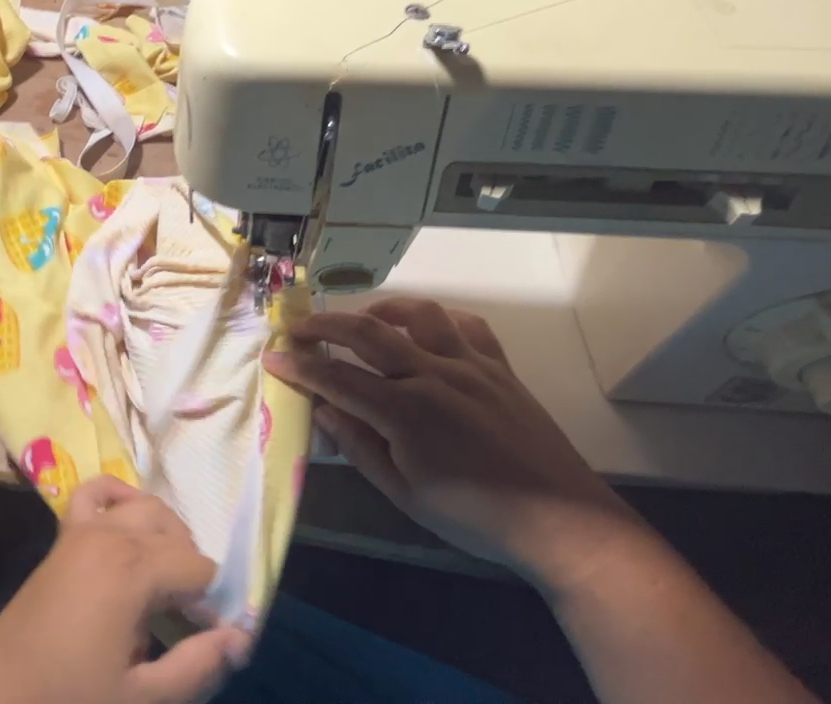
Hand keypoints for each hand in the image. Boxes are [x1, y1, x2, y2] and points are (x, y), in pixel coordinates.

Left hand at [0, 476, 249, 703]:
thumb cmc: (70, 697)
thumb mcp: (140, 698)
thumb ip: (196, 667)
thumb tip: (241, 638)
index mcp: (134, 569)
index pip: (199, 568)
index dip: (210, 603)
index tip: (204, 637)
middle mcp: (113, 534)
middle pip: (176, 533)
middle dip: (190, 570)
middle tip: (185, 619)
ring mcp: (84, 528)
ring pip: (146, 507)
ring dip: (166, 535)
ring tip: (164, 583)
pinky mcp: (63, 533)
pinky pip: (95, 491)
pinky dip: (118, 494)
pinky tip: (128, 519)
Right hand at [264, 299, 646, 593]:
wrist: (558, 519)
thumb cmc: (473, 515)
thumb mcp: (404, 492)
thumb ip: (358, 445)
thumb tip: (322, 409)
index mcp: (405, 412)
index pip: (338, 379)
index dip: (300, 366)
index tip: (272, 357)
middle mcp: (433, 375)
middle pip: (369, 333)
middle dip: (326, 326)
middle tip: (300, 328)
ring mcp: (470, 365)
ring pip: (419, 315)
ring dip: (383, 311)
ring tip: (364, 321)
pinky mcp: (498, 366)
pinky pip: (465, 326)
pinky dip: (438, 320)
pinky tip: (426, 331)